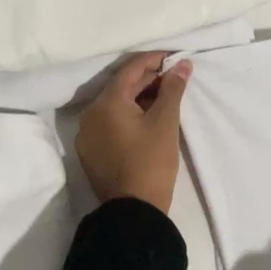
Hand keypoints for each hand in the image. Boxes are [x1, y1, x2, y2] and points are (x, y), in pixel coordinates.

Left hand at [75, 52, 190, 212]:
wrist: (133, 211)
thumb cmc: (151, 162)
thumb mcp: (165, 121)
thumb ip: (173, 88)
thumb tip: (182, 64)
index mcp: (106, 103)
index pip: (131, 69)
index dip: (155, 60)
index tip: (176, 58)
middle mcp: (90, 114)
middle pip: (121, 86)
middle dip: (149, 80)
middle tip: (176, 79)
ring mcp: (87, 135)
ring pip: (115, 105)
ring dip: (139, 98)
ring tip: (166, 99)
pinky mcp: (91, 151)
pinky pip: (110, 123)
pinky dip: (129, 116)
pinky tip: (148, 120)